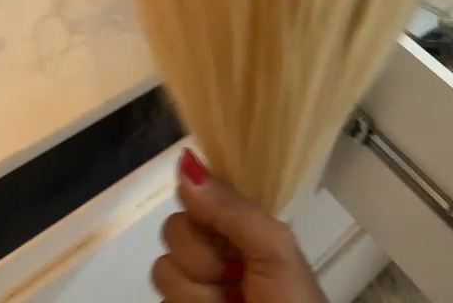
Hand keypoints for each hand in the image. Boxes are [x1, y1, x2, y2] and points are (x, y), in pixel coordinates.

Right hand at [152, 148, 327, 302]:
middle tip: (235, 275)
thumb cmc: (291, 300)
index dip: (201, 204)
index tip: (218, 225)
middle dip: (203, 257)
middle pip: (173, 229)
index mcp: (236, 224)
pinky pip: (161, 300)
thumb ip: (232, 208)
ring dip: (198, 292)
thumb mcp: (275, 247)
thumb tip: (185, 163)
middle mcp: (211, 249)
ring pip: (164, 269)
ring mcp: (194, 285)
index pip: (197, 191)